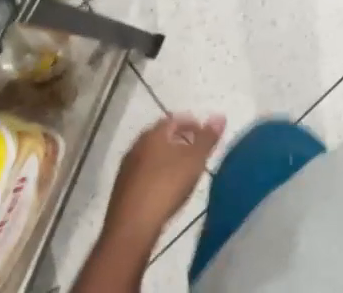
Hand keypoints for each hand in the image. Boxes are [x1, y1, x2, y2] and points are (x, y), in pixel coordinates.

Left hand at [101, 112, 224, 249]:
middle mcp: (137, 146)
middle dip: (179, 140)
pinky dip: (157, 173)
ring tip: (183, 170)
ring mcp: (126, 168)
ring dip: (167, 157)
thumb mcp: (194, 161)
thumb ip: (207, 138)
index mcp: (154, 134)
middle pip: (161, 136)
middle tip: (195, 150)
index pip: (174, 120)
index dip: (191, 124)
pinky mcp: (121, 189)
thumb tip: (220, 116)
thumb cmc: (167, 187)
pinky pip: (143, 173)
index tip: (204, 134)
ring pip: (151, 155)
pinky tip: (165, 188)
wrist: (132, 227)